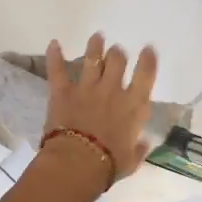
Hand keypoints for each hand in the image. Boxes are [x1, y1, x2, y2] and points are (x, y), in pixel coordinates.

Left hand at [39, 33, 156, 188]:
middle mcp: (112, 90)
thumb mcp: (132, 161)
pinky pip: (57, 69)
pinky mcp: (63, 92)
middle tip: (116, 51)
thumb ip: (138, 149)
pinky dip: (54, 55)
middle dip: (118, 53)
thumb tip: (143, 143)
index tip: (148, 49)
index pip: (146, 75)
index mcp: (134, 106)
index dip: (148, 59)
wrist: (77, 163)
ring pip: (92, 58)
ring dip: (95, 46)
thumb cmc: (109, 165)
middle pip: (117, 60)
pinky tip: (54, 43)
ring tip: (96, 37)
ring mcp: (86, 88)